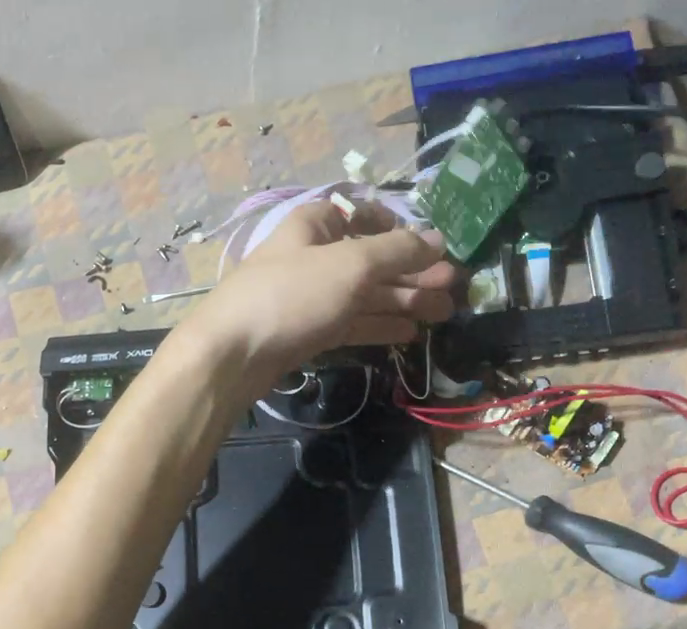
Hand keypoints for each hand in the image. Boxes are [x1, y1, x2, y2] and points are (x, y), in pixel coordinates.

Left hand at [182, 200, 456, 397]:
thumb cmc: (291, 296)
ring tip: (443, 314)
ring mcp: (308, 298)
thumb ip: (398, 251)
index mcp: (315, 225)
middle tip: (454, 289)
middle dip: (411, 273)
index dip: (398, 228)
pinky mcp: (305, 333)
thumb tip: (439, 239)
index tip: (431, 247)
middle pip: (370, 259)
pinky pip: (349, 323)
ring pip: (363, 295)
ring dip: (403, 302)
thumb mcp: (351, 264)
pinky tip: (408, 333)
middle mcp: (311, 257)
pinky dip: (378, 326)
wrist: (232, 354)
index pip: (361, 215)